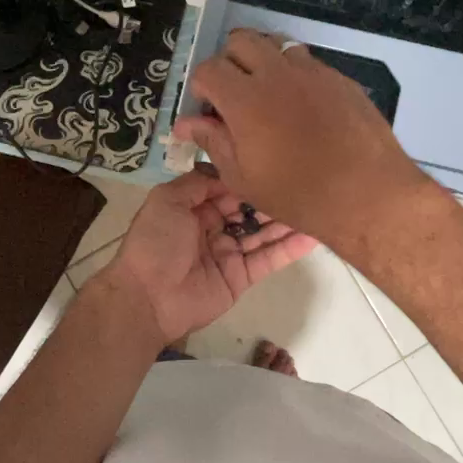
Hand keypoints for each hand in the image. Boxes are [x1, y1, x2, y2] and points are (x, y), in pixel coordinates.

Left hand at [92, 169, 315, 344]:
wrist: (148, 297)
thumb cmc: (155, 243)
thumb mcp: (166, 200)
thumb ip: (196, 182)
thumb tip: (226, 172)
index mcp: (191, 208)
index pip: (225, 188)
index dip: (245, 179)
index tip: (270, 165)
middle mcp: (211, 228)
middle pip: (247, 209)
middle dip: (269, 197)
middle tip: (298, 184)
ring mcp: (228, 253)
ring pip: (262, 233)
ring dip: (285, 220)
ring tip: (314, 204)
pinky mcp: (241, 277)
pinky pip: (268, 260)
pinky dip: (289, 248)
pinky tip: (313, 234)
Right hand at [170, 28, 433, 249]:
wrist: (367, 193)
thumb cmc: (297, 194)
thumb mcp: (243, 178)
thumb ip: (212, 141)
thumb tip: (185, 123)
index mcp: (245, 99)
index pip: (208, 68)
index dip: (201, 87)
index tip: (209, 110)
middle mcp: (277, 73)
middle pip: (241, 40)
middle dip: (230, 62)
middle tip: (234, 96)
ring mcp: (312, 72)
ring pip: (276, 45)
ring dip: (264, 62)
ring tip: (268, 97)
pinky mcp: (340, 78)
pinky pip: (308, 63)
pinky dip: (295, 76)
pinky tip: (303, 110)